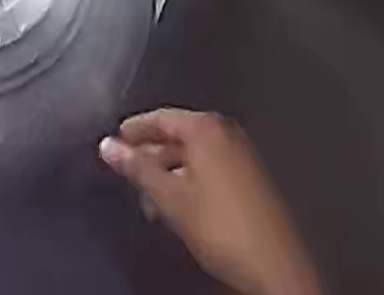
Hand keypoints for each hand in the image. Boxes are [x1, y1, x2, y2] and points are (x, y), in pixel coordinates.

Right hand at [99, 108, 321, 294]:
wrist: (276, 266)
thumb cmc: (223, 227)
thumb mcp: (170, 198)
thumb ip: (137, 168)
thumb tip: (108, 146)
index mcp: (206, 128)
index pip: (161, 117)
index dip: (135, 128)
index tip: (116, 137)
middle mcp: (225, 131)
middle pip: (177, 133)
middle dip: (151, 153)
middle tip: (128, 169)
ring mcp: (240, 152)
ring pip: (193, 152)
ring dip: (168, 169)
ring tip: (150, 196)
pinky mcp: (249, 174)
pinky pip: (209, 164)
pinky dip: (189, 177)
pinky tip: (178, 202)